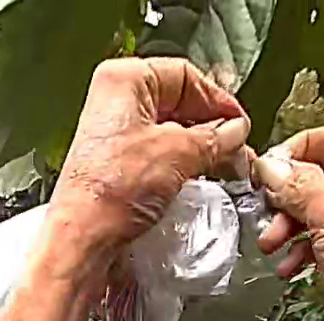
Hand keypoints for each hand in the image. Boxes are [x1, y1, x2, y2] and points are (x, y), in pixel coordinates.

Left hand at [0, 59, 250, 320]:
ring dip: (196, 155)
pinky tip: (192, 187)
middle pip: (177, 108)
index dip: (217, 101)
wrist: (84, 241)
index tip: (239, 124)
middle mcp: (115, 107)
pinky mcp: (116, 175)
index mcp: (123, 81)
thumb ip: (213, 138)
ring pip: (168, 139)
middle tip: (235, 151)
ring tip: (218, 171)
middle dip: (210, 131)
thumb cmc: (110, 194)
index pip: (185, 76)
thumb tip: (234, 132)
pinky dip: (178, 174)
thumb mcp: (178, 154)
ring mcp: (114, 142)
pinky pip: (156, 165)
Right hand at [253, 113, 323, 320]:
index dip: (293, 156)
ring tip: (274, 244)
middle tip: (268, 215)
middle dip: (290, 201)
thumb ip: (293, 184)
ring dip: (292, 227)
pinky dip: (307, 247)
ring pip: (322, 206)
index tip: (265, 173)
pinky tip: (291, 263)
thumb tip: (271, 169)